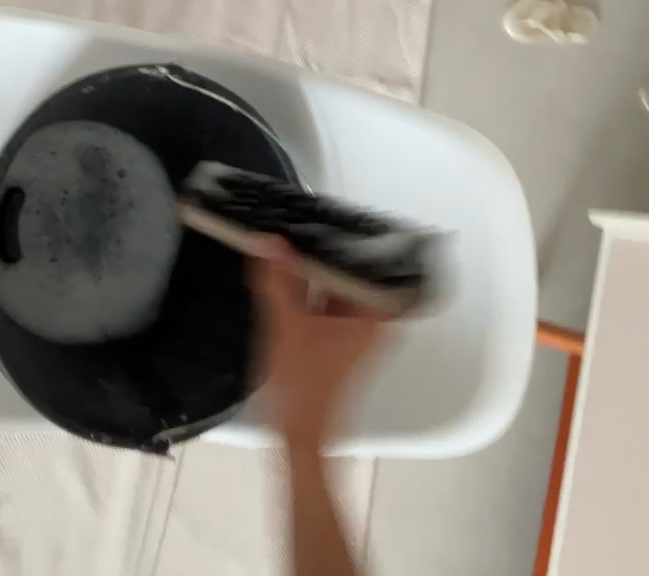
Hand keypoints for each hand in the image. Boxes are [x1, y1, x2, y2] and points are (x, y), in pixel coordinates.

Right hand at [250, 236, 389, 451]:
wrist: (300, 431)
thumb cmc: (304, 388)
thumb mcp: (285, 323)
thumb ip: (277, 278)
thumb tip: (271, 242)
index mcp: (375, 318)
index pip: (377, 263)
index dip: (356, 237)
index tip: (334, 218)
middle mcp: (374, 323)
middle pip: (356, 272)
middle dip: (329, 249)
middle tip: (308, 224)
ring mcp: (358, 330)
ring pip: (339, 285)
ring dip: (318, 268)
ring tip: (294, 244)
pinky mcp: (341, 336)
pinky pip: (329, 299)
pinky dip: (311, 286)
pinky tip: (290, 274)